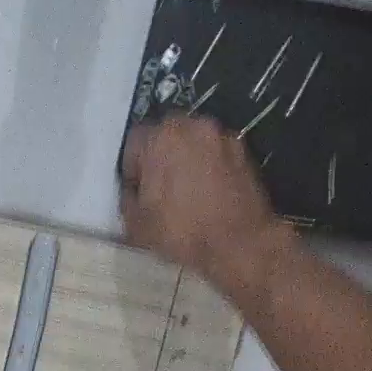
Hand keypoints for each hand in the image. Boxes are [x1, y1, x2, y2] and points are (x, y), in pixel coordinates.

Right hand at [119, 115, 292, 292]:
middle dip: (159, 158)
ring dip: (185, 160)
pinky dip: (209, 168)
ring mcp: (222, 137)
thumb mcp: (136, 224)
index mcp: (160, 138)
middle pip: (166, 136)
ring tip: (184, 193)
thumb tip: (132, 193)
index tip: (135, 189)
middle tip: (157, 189)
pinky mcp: (244, 152)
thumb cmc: (182, 231)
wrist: (238, 243)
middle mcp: (192, 126)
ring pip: (193, 143)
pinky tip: (207, 195)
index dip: (131, 168)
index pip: (134, 141)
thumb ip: (127, 199)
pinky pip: (216, 154)